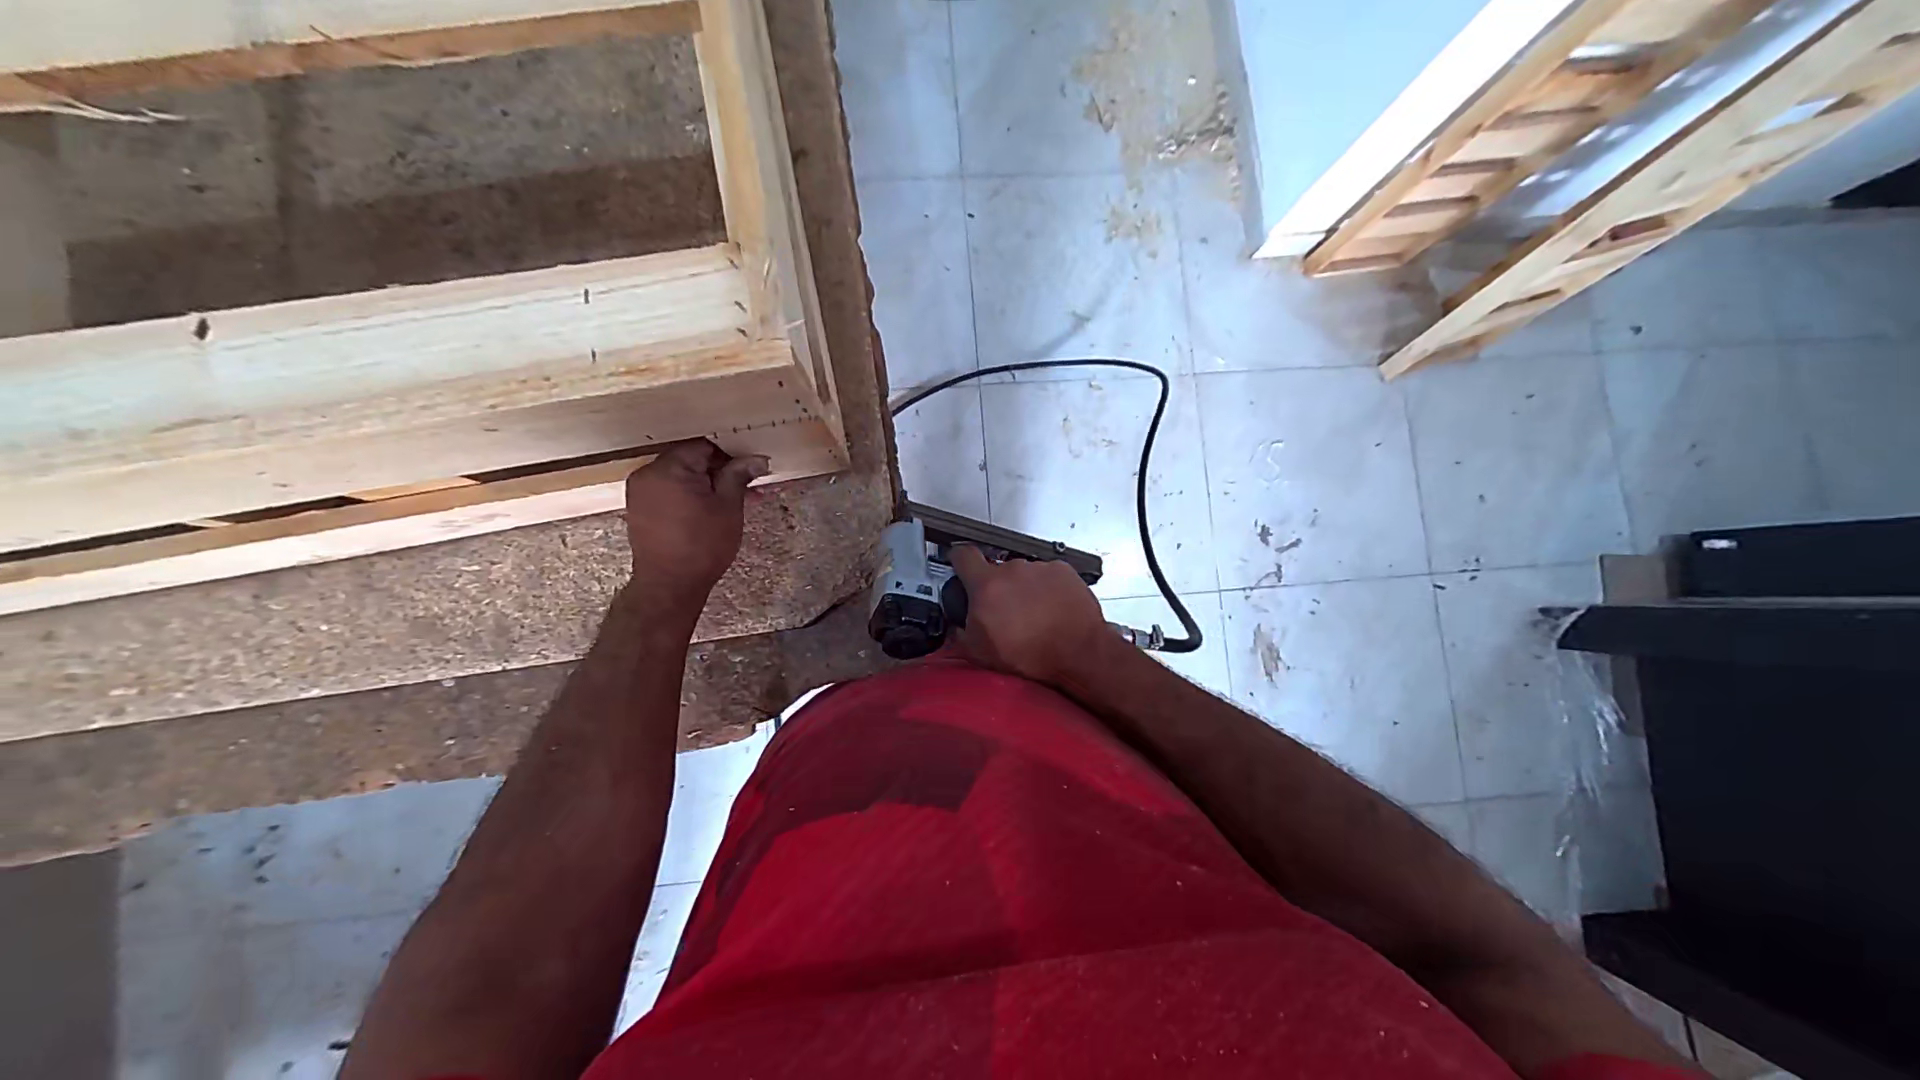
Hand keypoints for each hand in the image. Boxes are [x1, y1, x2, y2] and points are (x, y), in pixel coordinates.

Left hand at [624, 441, 768, 607]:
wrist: (670, 584)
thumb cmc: (702, 546)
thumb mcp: (728, 507)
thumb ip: (739, 476)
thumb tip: (757, 460)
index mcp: (669, 468)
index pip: (704, 446)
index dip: (730, 456)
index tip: (749, 471)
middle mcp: (648, 474)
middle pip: (690, 460)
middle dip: (720, 472)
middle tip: (747, 488)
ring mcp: (640, 491)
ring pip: (680, 477)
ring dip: (706, 485)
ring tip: (733, 503)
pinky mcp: (640, 508)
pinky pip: (669, 491)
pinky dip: (689, 495)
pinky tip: (711, 511)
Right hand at [946, 545, 1113, 686]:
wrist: (1077, 652)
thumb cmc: (1035, 653)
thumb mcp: (981, 653)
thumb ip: (961, 633)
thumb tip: (956, 628)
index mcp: (986, 585)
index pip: (963, 555)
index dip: (958, 558)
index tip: (960, 562)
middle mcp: (1012, 570)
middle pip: (996, 570)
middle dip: (998, 589)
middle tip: (1005, 613)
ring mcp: (1039, 569)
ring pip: (1023, 575)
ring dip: (1024, 590)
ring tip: (1033, 617)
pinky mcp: (1062, 571)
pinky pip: (1048, 576)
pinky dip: (1047, 589)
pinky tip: (1050, 611)